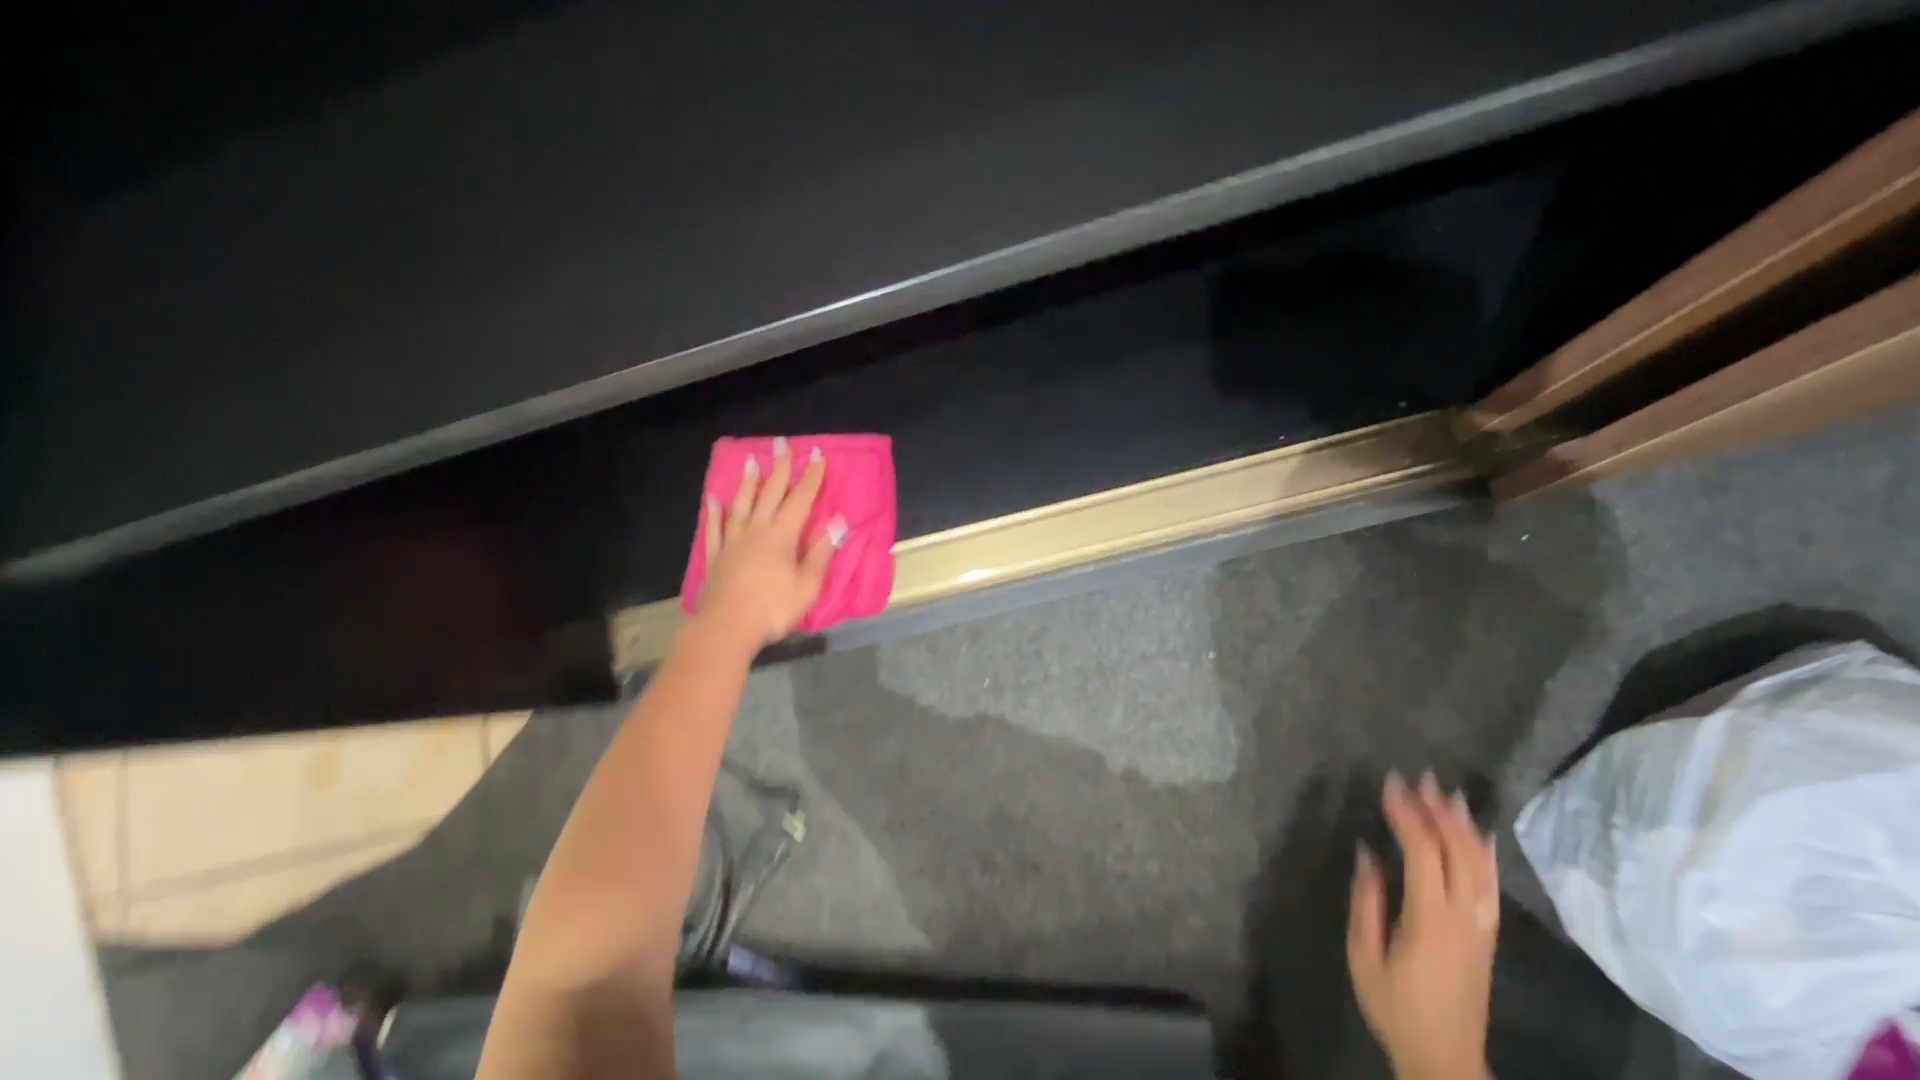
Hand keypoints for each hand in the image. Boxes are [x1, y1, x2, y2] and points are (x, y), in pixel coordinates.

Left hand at [692, 439, 841, 647]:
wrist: (726, 628)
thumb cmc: (772, 609)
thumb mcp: (807, 586)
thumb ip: (820, 554)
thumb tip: (838, 523)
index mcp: (782, 536)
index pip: (800, 500)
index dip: (810, 477)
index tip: (817, 455)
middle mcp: (756, 531)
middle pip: (769, 494)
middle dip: (779, 469)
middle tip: (781, 444)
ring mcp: (732, 542)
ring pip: (741, 505)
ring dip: (748, 483)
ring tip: (751, 462)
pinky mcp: (715, 557)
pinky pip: (715, 528)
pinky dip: (715, 512)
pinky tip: (714, 500)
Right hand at [1348, 772, 1499, 1079]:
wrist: (1444, 1055)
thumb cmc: (1395, 1006)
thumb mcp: (1364, 956)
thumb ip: (1367, 902)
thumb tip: (1368, 854)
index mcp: (1430, 917)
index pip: (1422, 851)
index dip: (1407, 814)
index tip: (1389, 785)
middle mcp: (1464, 914)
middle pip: (1457, 850)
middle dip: (1438, 811)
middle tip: (1420, 780)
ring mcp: (1482, 924)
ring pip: (1479, 863)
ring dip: (1463, 825)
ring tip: (1447, 795)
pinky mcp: (1489, 933)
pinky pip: (1491, 882)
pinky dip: (1484, 853)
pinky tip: (1476, 835)